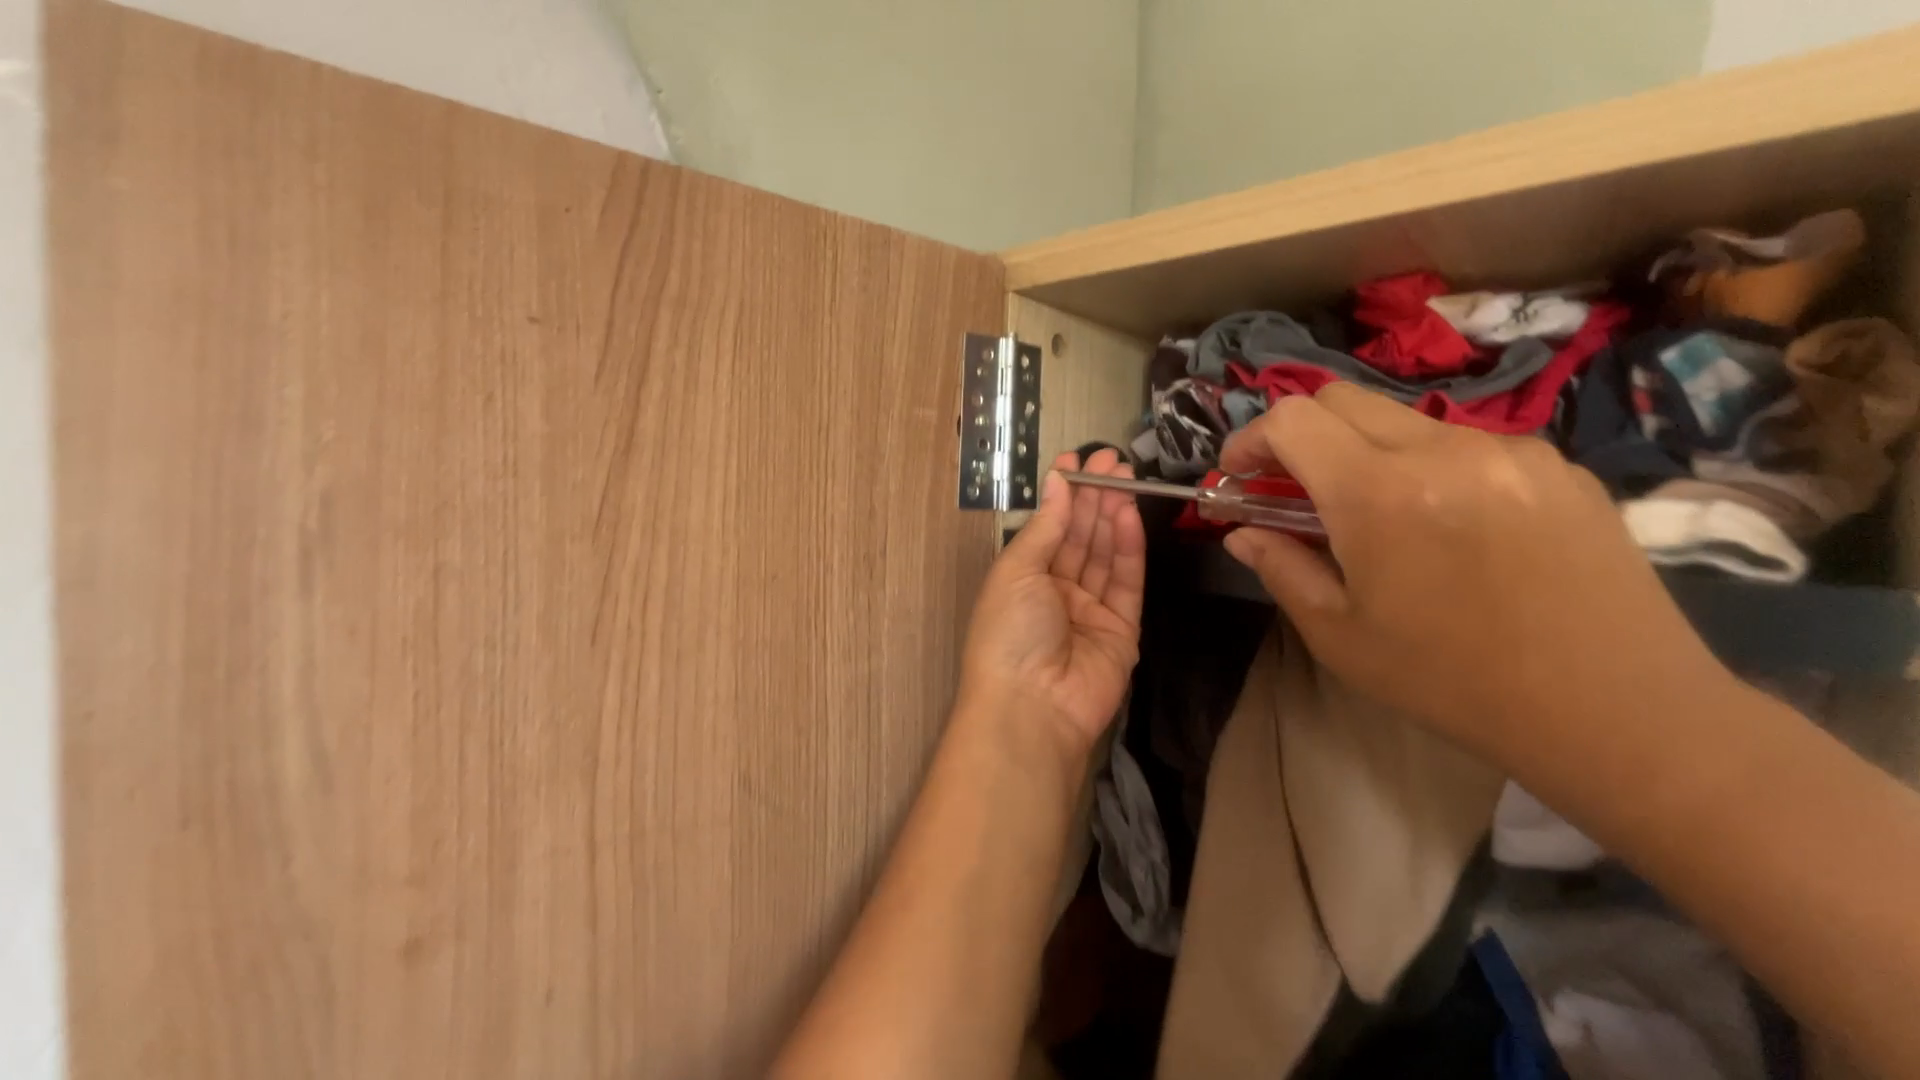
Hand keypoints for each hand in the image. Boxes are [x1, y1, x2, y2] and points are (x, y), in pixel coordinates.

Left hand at [959, 448, 1145, 754]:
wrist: (1031, 707)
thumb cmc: (1008, 633)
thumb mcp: (1015, 571)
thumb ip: (1044, 528)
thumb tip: (1058, 483)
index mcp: (1021, 581)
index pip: (1047, 530)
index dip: (1062, 495)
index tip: (1076, 459)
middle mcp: (1055, 594)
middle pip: (1079, 538)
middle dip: (1093, 497)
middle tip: (1111, 458)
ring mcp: (1090, 612)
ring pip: (1105, 555)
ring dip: (1112, 514)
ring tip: (1123, 475)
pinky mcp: (1123, 631)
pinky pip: (1127, 582)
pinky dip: (1128, 547)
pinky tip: (1128, 514)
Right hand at [1217, 384, 1729, 765]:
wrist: (1615, 707)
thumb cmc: (1454, 681)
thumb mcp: (1342, 636)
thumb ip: (1282, 569)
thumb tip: (1242, 533)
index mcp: (1379, 492)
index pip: (1293, 418)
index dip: (1252, 438)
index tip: (1241, 474)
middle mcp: (1443, 449)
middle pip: (1344, 398)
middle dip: (1303, 435)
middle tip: (1297, 490)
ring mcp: (1509, 450)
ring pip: (1409, 422)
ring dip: (1370, 453)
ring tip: (1383, 520)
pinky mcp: (1559, 466)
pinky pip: (1472, 446)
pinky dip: (1435, 469)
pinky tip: (1456, 531)